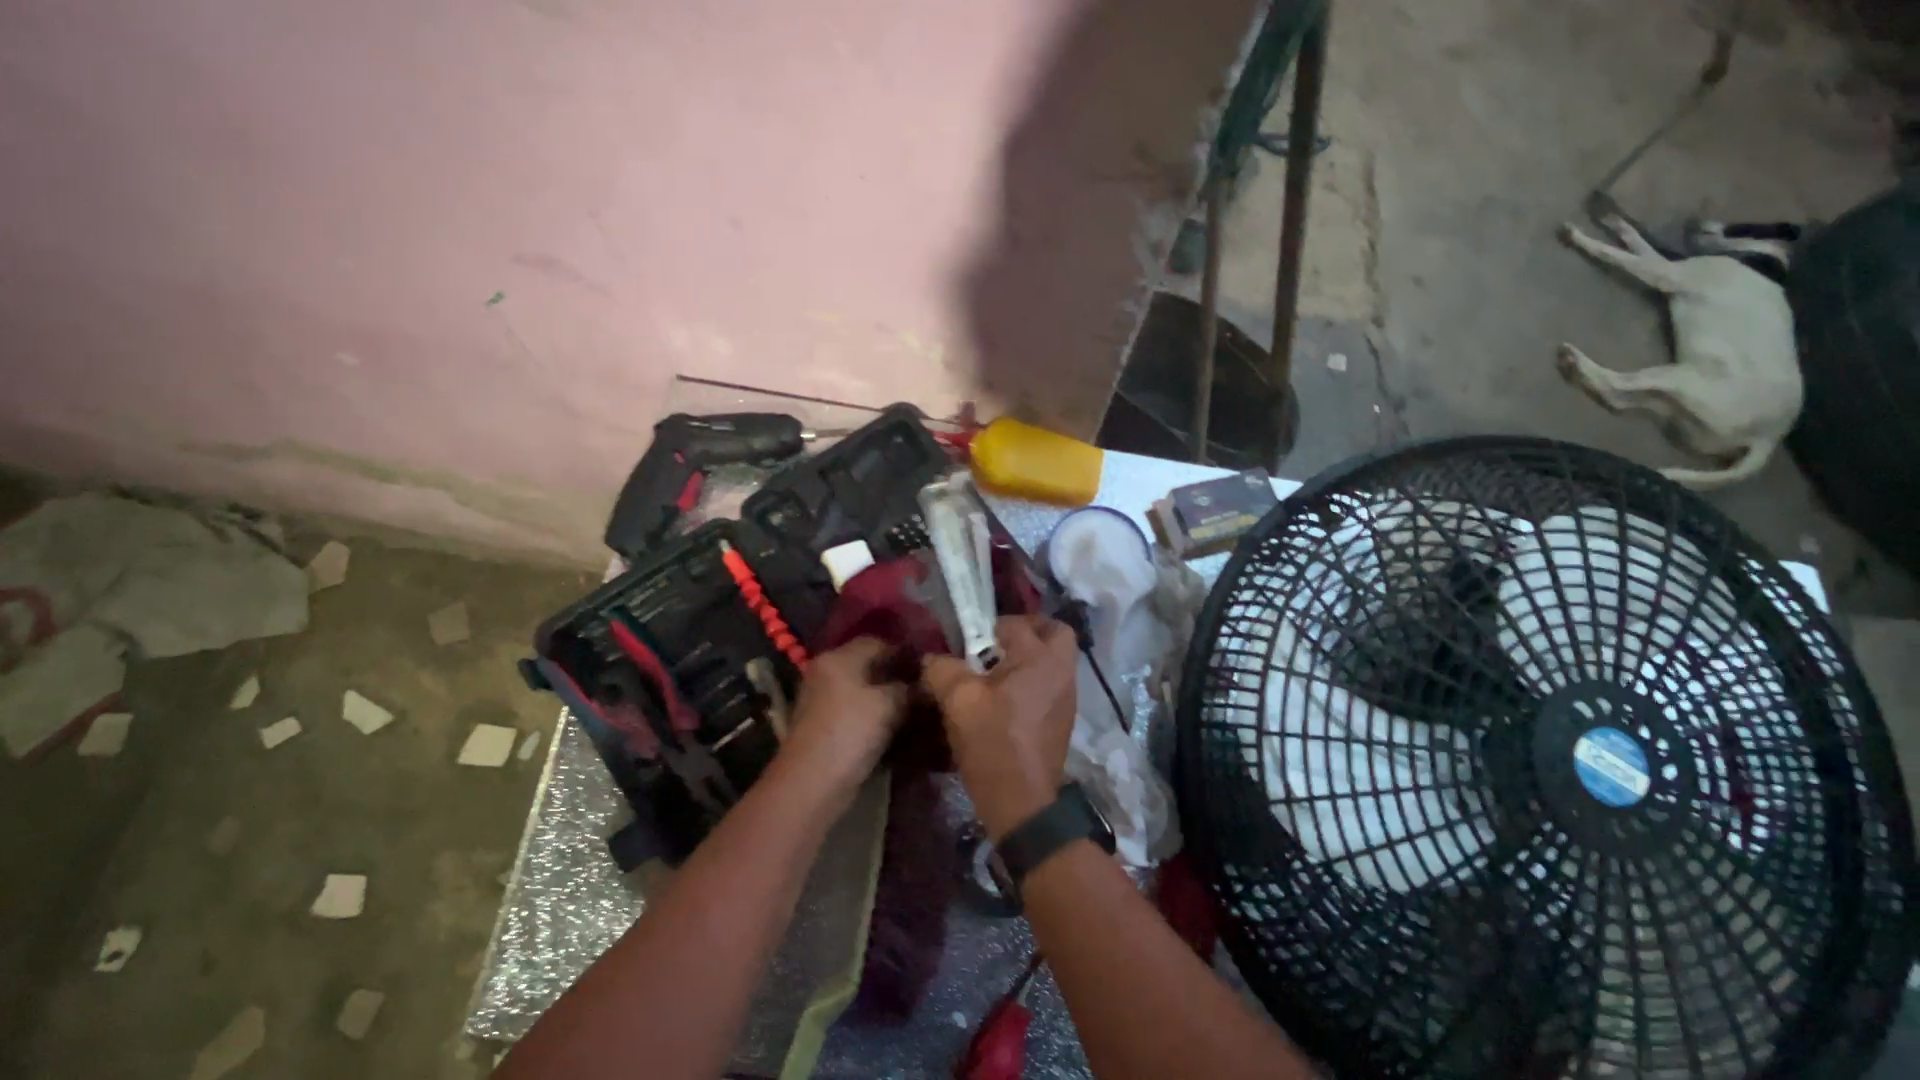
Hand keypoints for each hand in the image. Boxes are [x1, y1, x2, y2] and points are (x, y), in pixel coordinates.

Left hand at [780, 638, 909, 805]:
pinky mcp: (825, 728)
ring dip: (887, 702)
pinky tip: (897, 732)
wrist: (813, 782)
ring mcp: (822, 702)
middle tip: (925, 692)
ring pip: (863, 693)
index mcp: (837, 658)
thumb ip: (908, 688)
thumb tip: (922, 685)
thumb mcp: (889, 704)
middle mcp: (826, 674)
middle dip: (897, 679)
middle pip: (868, 667)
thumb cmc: (851, 731)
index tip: (928, 669)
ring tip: (916, 713)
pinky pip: (857, 715)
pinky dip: (875, 720)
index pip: (876, 643)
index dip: (904, 653)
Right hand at [922, 615, 1078, 838]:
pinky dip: (1033, 682)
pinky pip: (1052, 684)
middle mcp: (1063, 671)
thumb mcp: (957, 701)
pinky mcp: (1063, 719)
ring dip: (1030, 659)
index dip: (986, 628)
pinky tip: (1006, 702)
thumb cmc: (993, 743)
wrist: (1022, 801)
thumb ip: (942, 669)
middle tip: (996, 646)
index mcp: (1041, 658)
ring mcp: (1068, 697)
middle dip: (1028, 631)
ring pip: (1056, 660)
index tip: (966, 644)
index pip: (1015, 624)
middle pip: (1055, 632)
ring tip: (996, 676)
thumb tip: (933, 658)